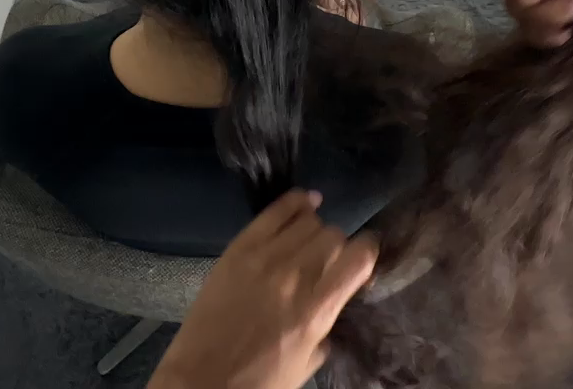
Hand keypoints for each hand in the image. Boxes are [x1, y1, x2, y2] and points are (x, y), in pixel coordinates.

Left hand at [150, 191, 377, 388]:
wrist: (202, 379)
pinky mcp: (241, 246)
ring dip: (316, 228)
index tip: (368, 251)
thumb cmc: (260, 381)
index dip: (370, 250)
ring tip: (311, 239)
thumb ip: (326, 326)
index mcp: (316, 310)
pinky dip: (295, 202)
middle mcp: (295, 276)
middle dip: (339, 245)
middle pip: (333, 235)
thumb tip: (335, 298)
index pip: (358, 259)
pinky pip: (275, 211)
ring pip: (308, 220)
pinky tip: (306, 203)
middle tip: (330, 258)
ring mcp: (265, 256)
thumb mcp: (307, 362)